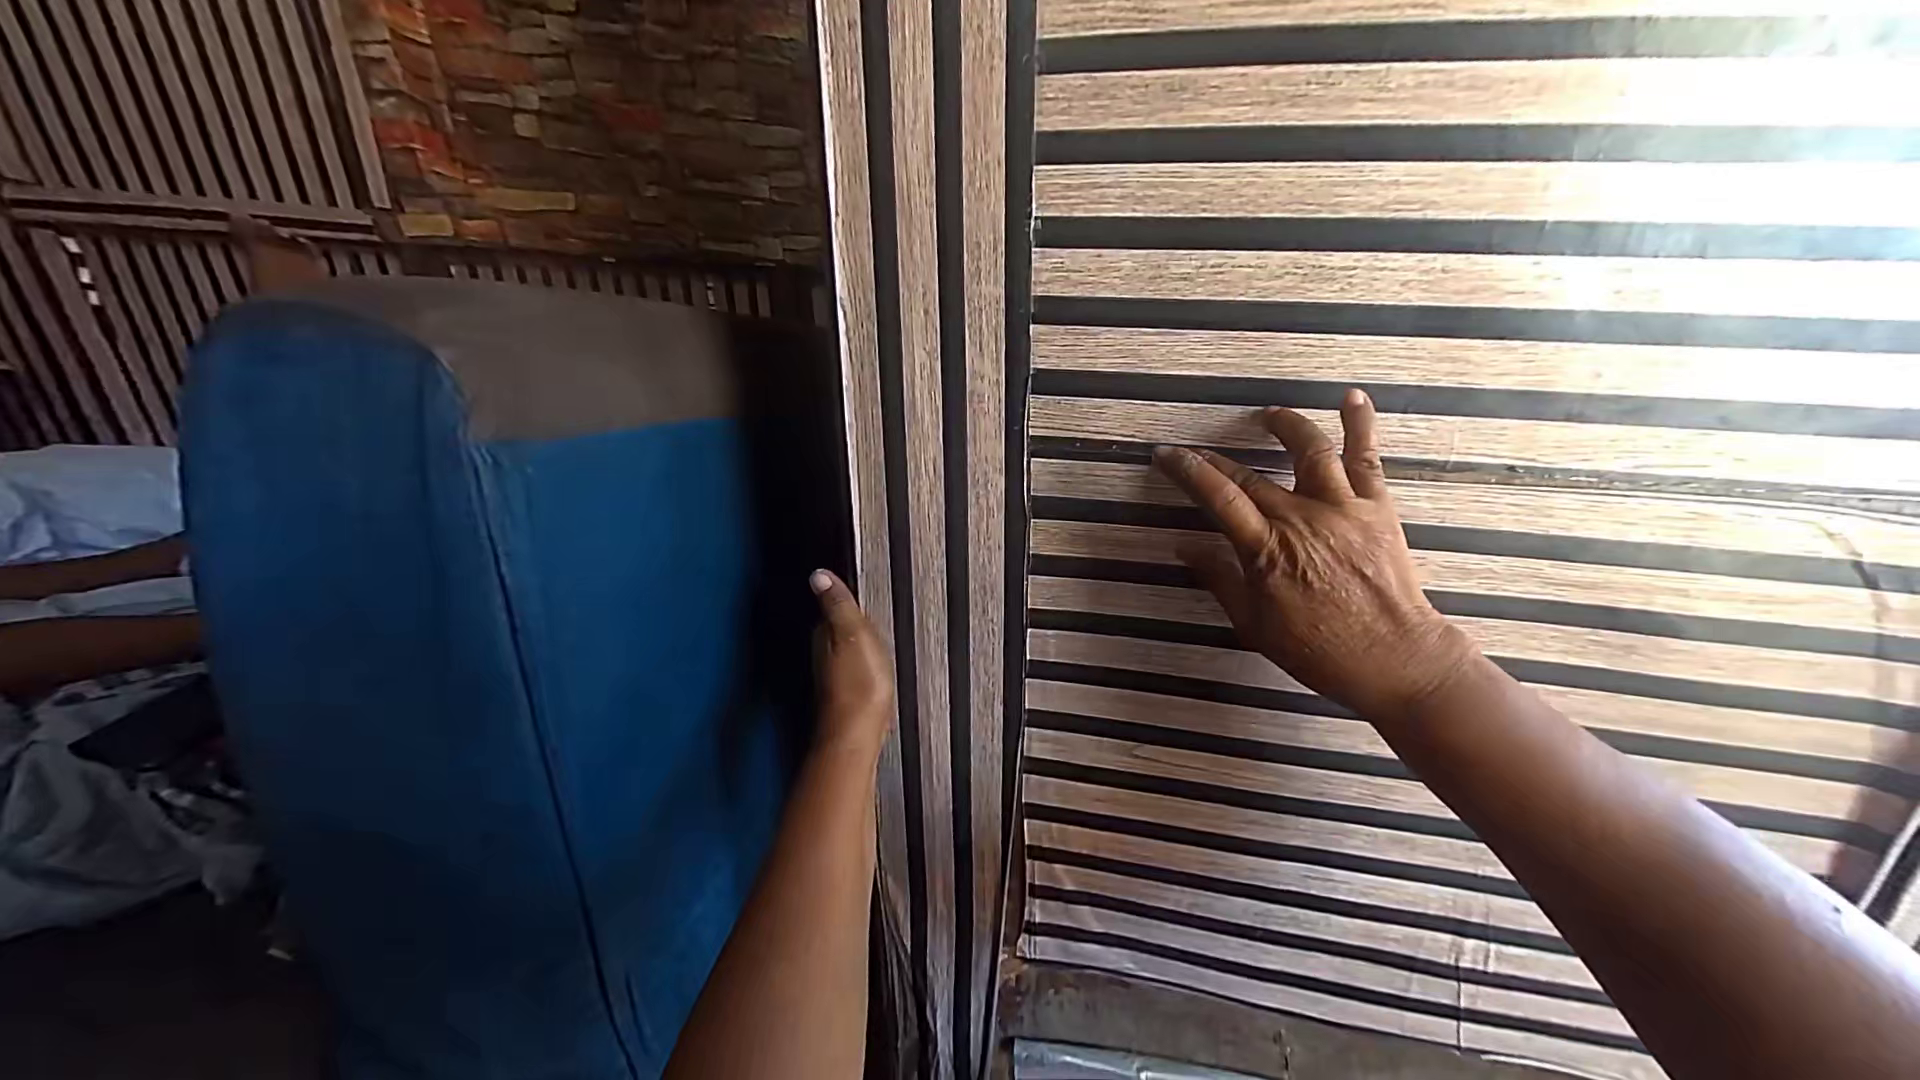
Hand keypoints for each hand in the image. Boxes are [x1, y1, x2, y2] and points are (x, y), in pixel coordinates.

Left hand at [809, 569, 895, 757]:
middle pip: (840, 626)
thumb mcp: (854, 632)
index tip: (865, 593)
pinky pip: (855, 667)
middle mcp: (823, 652)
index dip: (852, 599)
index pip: (836, 604)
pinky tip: (875, 668)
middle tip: (875, 617)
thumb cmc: (859, 686)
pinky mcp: (845, 690)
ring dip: (861, 644)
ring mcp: (833, 673)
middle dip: (856, 621)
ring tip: (878, 641)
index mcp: (824, 633)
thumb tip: (819, 574)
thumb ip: (839, 602)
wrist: (858, 732)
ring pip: (847, 648)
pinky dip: (864, 664)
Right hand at [1153, 390, 1478, 724]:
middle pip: (1250, 474)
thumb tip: (1184, 548)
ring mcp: (1342, 509)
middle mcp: (1301, 520)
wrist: (1393, 659)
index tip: (1168, 456)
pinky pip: (1366, 458)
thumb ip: (1218, 578)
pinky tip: (1350, 399)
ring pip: (1309, 450)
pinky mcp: (1376, 509)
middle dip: (1216, 459)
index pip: (1217, 496)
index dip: (1188, 470)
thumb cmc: (1318, 649)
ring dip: (1284, 426)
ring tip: (1267, 414)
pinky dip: (1360, 425)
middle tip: (1197, 452)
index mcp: (1266, 550)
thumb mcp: (1252, 622)